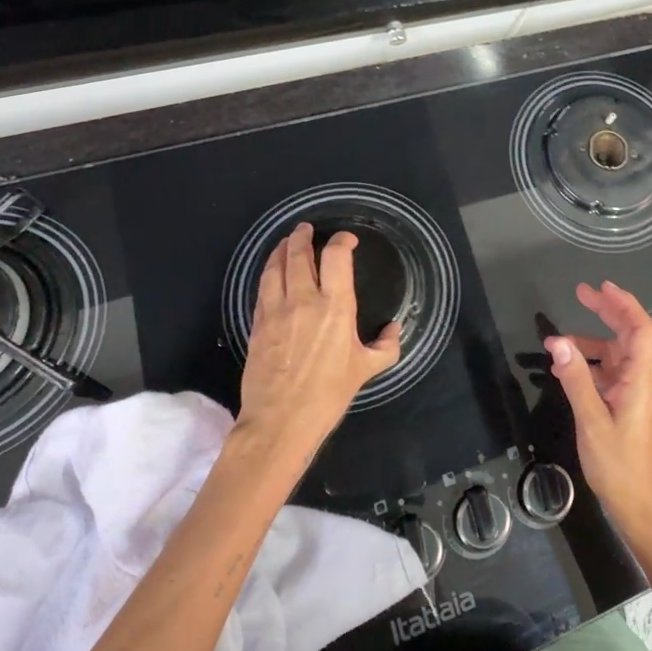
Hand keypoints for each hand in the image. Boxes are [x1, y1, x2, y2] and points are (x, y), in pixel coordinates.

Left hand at [239, 223, 401, 450]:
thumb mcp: (366, 370)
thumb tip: (394, 329)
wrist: (280, 421)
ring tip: (286, 243)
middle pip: (299, 255)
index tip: (347, 240)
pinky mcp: (257, 325)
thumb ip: (385, 346)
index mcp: (335, 307)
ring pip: (275, 268)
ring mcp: (276, 311)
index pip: (336, 258)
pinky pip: (262, 290)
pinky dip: (268, 275)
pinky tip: (272, 275)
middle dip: (303, 237)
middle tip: (306, 229)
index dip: (342, 242)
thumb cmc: (328, 395)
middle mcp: (304, 300)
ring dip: (281, 251)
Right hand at [546, 282, 651, 523]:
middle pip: (626, 334)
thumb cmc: (616, 463)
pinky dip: (585, 365)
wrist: (633, 500)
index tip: (601, 287)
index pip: (639, 329)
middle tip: (580, 294)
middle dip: (605, 311)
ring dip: (587, 343)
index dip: (624, 304)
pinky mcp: (620, 404)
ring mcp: (629, 391)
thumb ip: (576, 380)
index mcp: (638, 378)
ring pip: (612, 354)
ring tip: (555, 342)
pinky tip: (563, 370)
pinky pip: (604, 373)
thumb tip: (559, 343)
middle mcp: (637, 378)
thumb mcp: (591, 420)